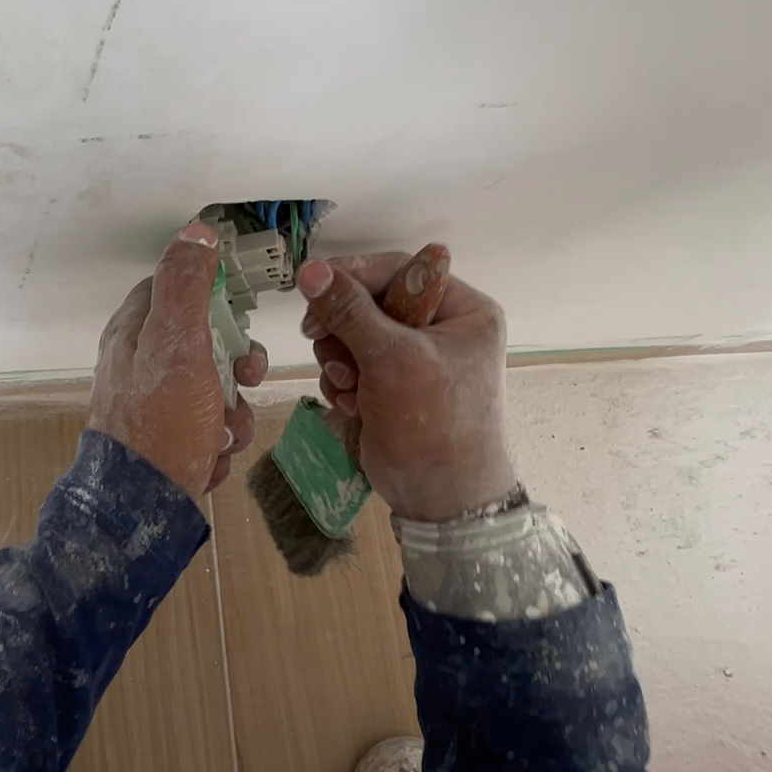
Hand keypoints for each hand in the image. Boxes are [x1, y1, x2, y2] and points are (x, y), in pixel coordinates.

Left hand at [88, 222, 267, 497]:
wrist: (142, 510)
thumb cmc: (162, 420)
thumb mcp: (177, 343)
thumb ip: (187, 286)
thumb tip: (196, 230)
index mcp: (134, 331)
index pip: (177, 289)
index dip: (213, 296)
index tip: (240, 312)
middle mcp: (140, 362)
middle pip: (204, 341)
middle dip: (236, 363)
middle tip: (247, 377)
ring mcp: (154, 404)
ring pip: (214, 388)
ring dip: (233, 410)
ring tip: (227, 432)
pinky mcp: (168, 439)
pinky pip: (209, 425)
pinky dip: (220, 440)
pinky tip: (214, 455)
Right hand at [297, 252, 517, 522]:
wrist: (442, 502)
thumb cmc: (433, 425)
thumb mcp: (391, 359)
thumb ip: (349, 311)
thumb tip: (311, 270)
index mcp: (460, 309)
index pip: (397, 269)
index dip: (352, 274)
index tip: (312, 285)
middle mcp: (438, 327)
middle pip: (367, 301)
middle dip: (343, 330)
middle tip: (321, 341)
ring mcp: (411, 357)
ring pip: (350, 334)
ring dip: (339, 360)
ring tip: (352, 387)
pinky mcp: (388, 384)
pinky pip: (348, 363)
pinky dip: (343, 382)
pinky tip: (354, 405)